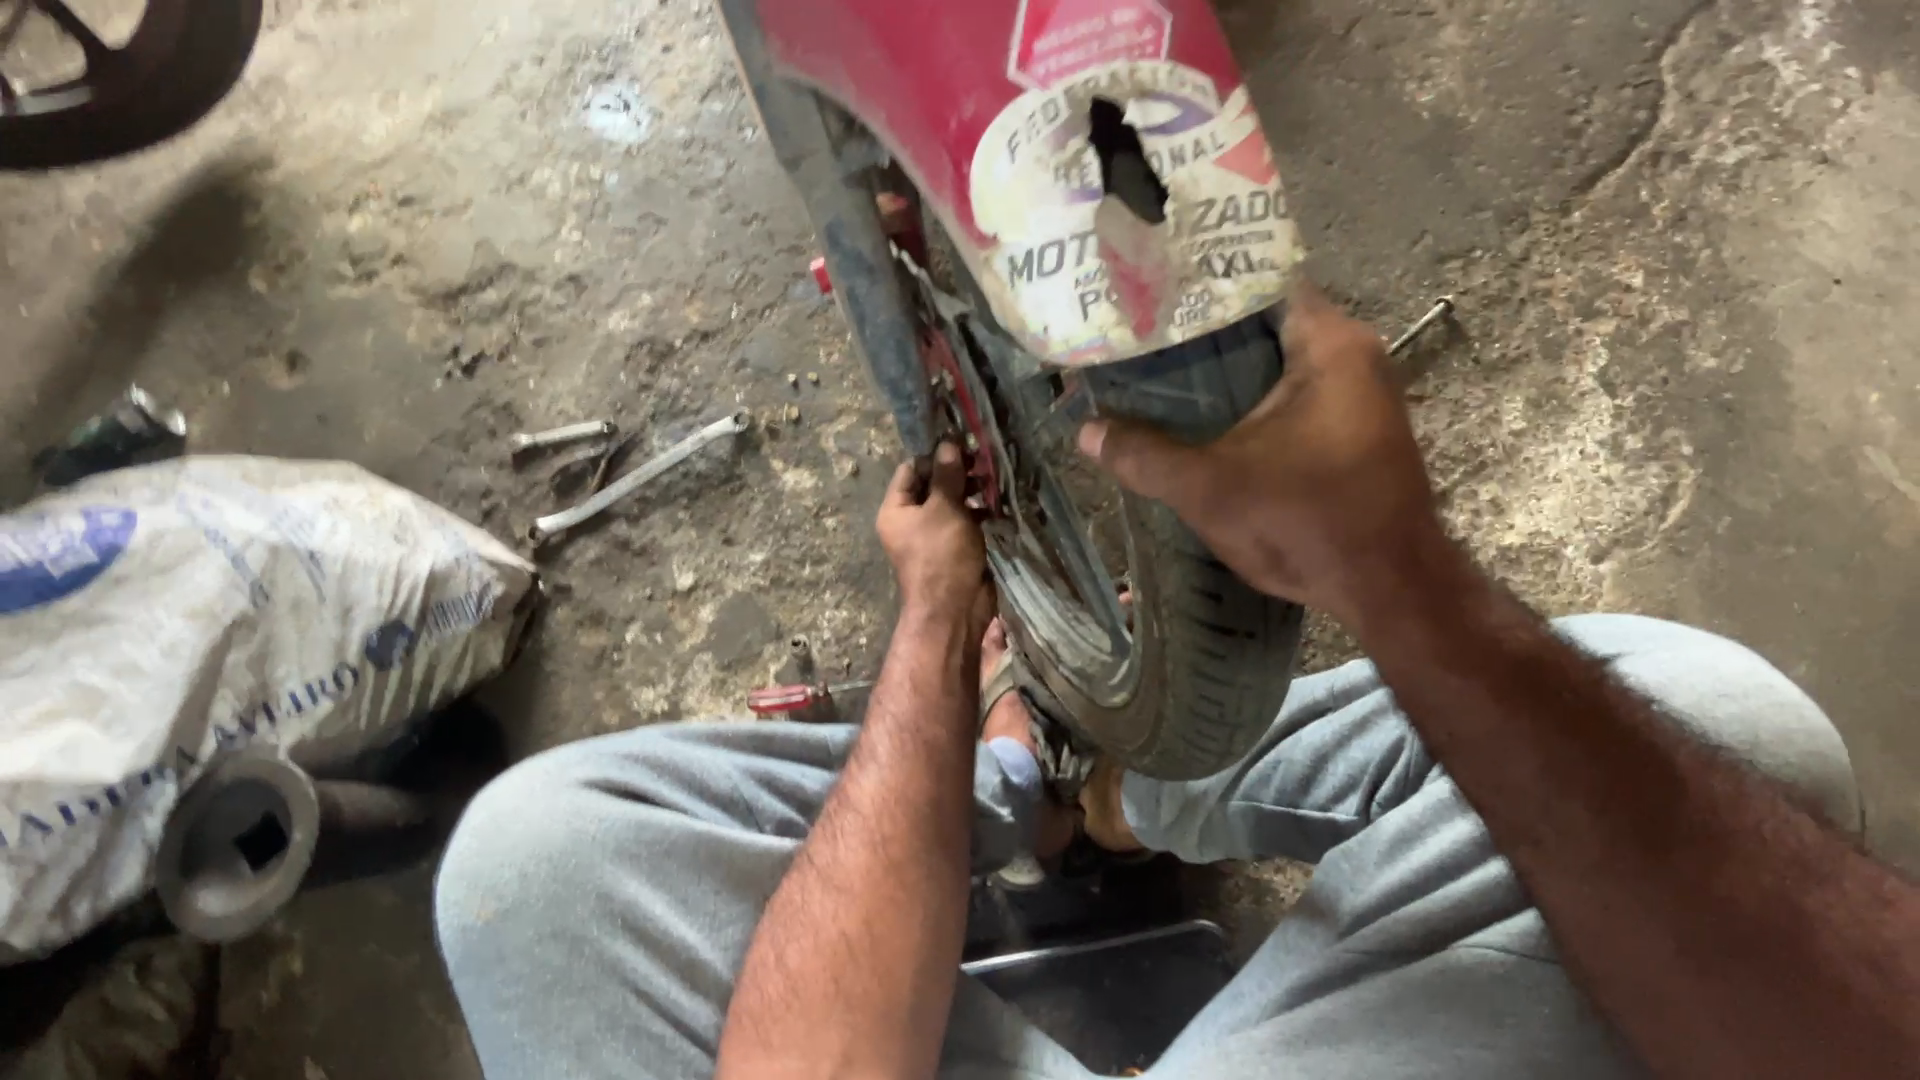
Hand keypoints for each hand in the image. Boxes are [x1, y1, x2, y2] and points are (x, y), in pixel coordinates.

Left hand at [877, 440, 991, 631]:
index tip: (962, 446)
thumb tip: (947, 443)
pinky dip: (977, 512)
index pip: (911, 469)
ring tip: (993, 481)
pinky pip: (963, 521)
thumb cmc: (942, 554)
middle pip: (931, 484)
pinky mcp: (953, 547)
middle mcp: (910, 520)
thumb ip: (947, 475)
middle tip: (983, 462)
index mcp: (895, 509)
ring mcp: (932, 535)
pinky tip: (996, 505)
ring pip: (950, 502)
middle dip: (957, 473)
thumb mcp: (944, 508)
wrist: (954, 609)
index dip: (934, 456)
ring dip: (970, 491)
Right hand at [1076, 280, 1446, 626]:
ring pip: (1275, 364)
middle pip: (1261, 325)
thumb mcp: (1209, 488)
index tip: (1145, 298)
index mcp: (1329, 344)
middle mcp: (1353, 356)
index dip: (1196, 287)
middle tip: (1137, 339)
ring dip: (1223, 373)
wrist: (1389, 591)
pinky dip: (1247, 402)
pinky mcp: (1353, 432)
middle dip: (1199, 335)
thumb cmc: (1306, 523)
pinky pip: (1289, 396)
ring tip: (1155, 374)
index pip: (1255, 282)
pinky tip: (1202, 419)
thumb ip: (1144, 455)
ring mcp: (1358, 395)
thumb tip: (1085, 432)